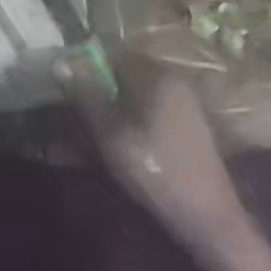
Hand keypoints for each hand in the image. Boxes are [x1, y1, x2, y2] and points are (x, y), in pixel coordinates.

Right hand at [66, 54, 270, 270]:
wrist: (208, 217)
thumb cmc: (157, 172)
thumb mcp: (112, 135)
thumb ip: (87, 97)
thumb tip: (65, 61)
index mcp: (157, 77)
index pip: (113, 54)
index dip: (84, 69)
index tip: (62, 92)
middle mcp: (171, 84)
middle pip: (119, 80)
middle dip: (88, 100)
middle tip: (63, 126)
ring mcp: (179, 108)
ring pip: (126, 104)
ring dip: (99, 121)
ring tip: (72, 149)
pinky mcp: (180, 131)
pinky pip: (139, 122)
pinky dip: (117, 134)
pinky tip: (99, 158)